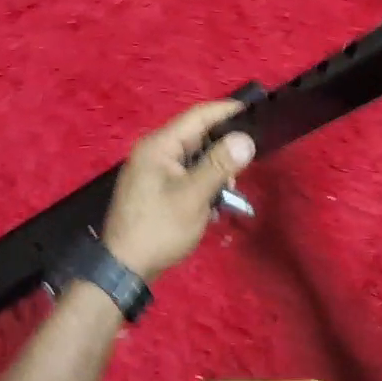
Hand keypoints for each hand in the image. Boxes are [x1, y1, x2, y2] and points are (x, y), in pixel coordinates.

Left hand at [101, 101, 255, 280]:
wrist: (124, 269)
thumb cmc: (159, 229)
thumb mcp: (194, 196)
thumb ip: (220, 165)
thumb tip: (245, 138)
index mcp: (158, 145)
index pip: (198, 116)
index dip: (227, 111)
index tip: (256, 111)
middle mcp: (153, 151)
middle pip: (196, 136)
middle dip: (224, 146)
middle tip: (249, 159)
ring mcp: (152, 170)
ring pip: (193, 157)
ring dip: (215, 169)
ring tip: (231, 188)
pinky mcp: (155, 188)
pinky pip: (186, 174)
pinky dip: (203, 182)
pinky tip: (215, 200)